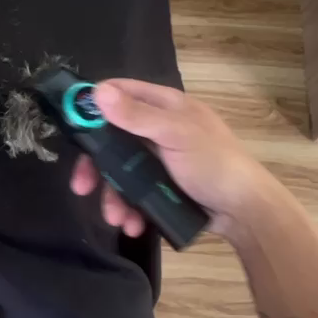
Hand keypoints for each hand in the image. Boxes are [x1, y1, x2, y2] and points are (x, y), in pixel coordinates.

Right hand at [68, 79, 291, 242]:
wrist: (246, 212)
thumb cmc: (214, 163)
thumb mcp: (176, 135)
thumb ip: (137, 116)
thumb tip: (97, 91)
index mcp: (165, 106)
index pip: (121, 93)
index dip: (94, 105)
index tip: (71, 124)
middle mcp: (158, 128)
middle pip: (112, 139)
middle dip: (96, 166)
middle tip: (81, 186)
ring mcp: (159, 159)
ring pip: (120, 171)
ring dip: (113, 195)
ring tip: (116, 219)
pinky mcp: (162, 186)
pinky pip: (135, 193)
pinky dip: (130, 209)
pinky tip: (133, 225)